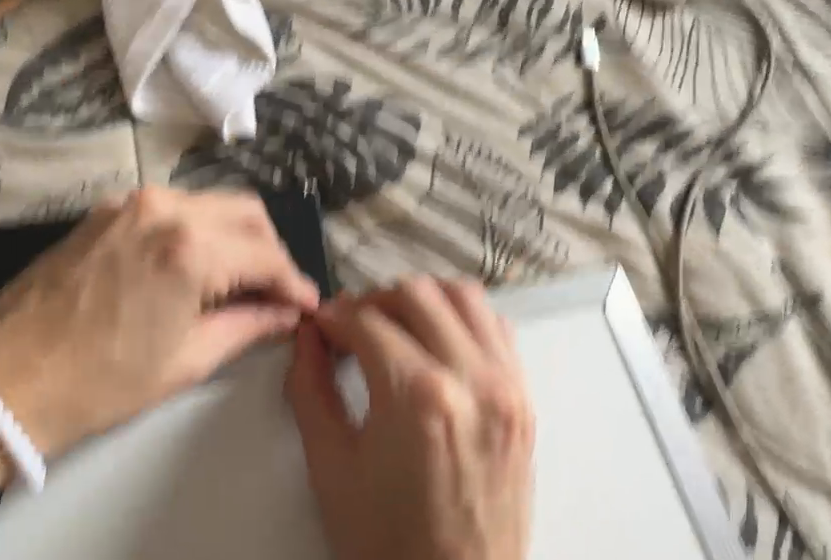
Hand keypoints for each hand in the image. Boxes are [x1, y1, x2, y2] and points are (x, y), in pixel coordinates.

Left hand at [0, 186, 318, 459]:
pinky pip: (172, 205)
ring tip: (238, 281)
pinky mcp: (108, 208)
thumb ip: (248, 327)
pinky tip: (194, 264)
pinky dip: (197, 227)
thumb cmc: (98, 383)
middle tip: (277, 292)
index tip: (309, 305)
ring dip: (235, 235)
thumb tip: (287, 314)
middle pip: (246, 212)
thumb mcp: (185, 361)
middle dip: (271, 249)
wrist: (4, 380)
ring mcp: (132, 202)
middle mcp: (166, 208)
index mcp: (190, 248)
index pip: (266, 254)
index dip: (295, 281)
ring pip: (211, 202)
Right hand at [285, 277, 534, 559]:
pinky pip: (497, 327)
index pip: (367, 321)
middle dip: (372, 301)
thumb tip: (306, 337)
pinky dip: (464, 318)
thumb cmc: (390, 542)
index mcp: (418, 396)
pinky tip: (438, 338)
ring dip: (421, 299)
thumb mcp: (330, 466)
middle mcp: (471, 379)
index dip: (333, 316)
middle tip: (350, 326)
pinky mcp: (524, 399)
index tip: (320, 325)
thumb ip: (310, 388)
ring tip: (394, 324)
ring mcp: (506, 386)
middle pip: (415, 294)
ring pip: (462, 295)